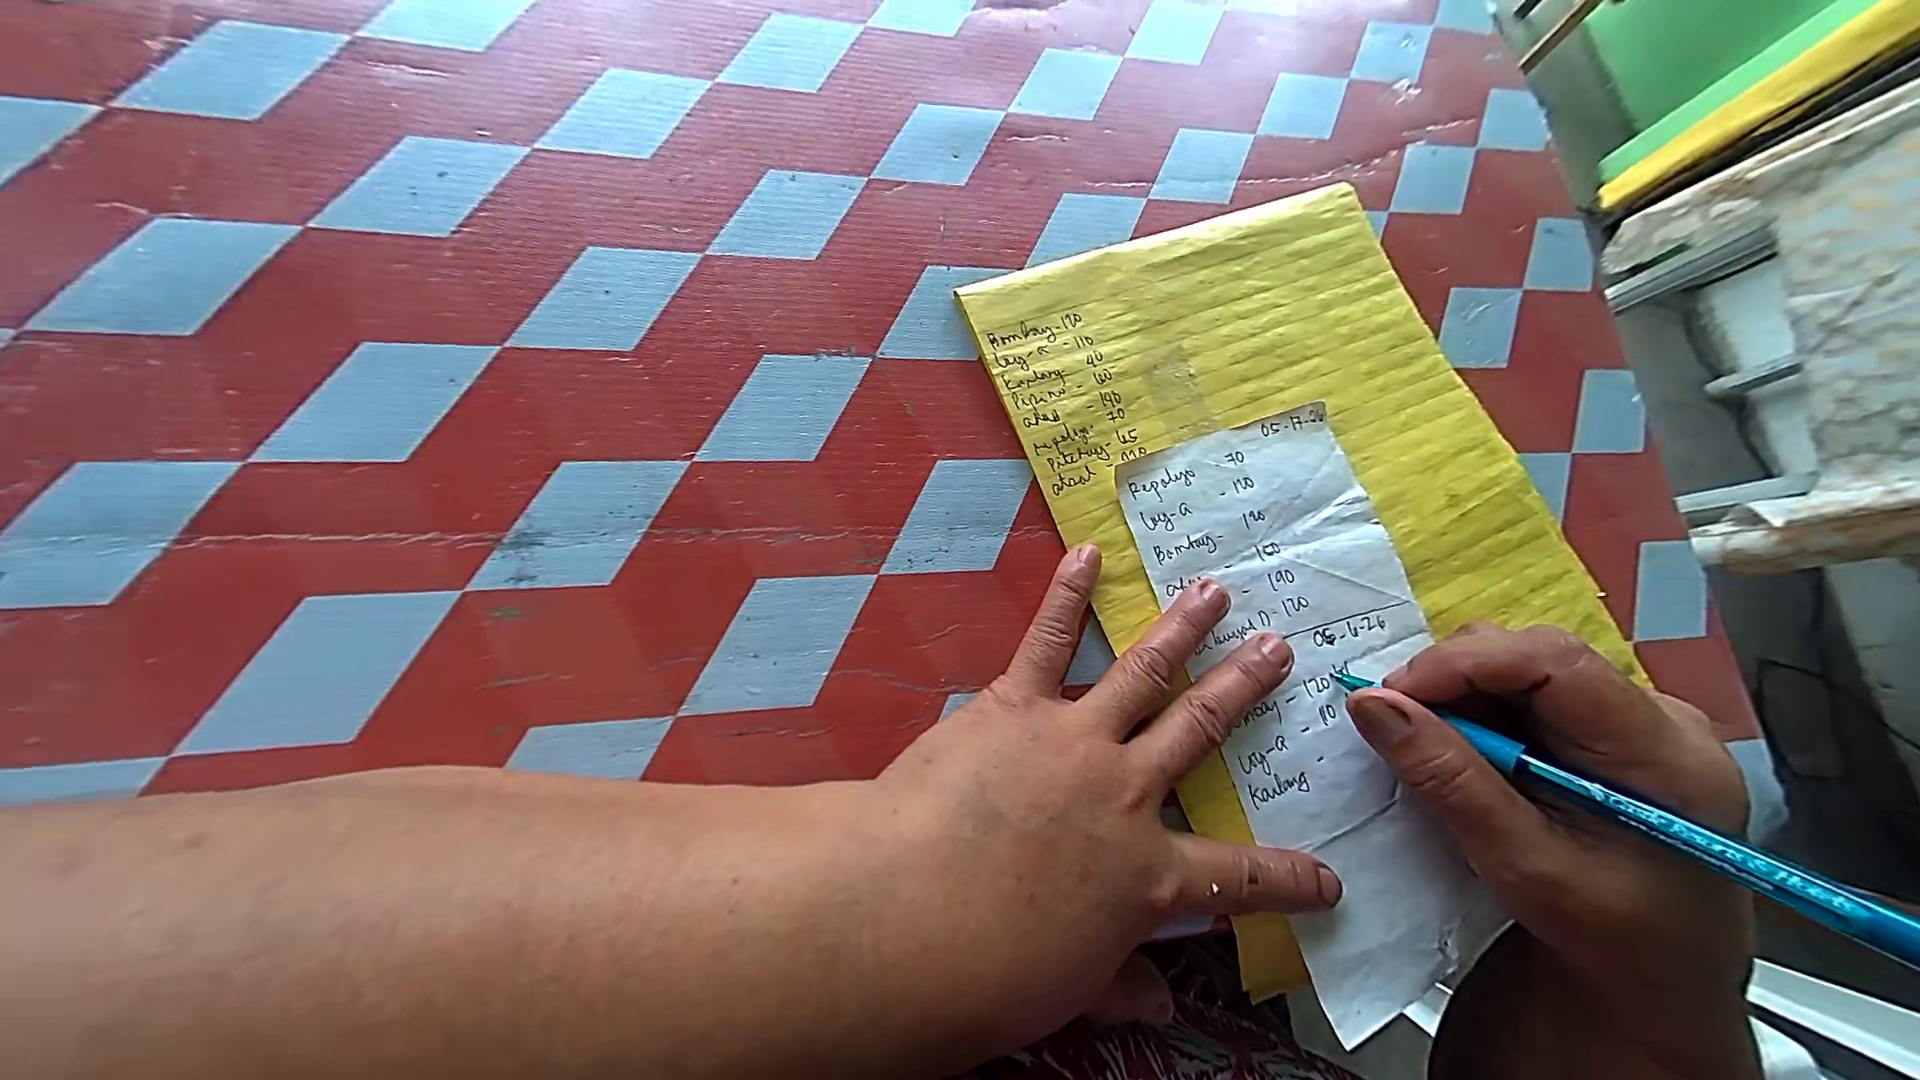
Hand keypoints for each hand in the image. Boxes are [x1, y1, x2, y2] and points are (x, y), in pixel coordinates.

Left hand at [866, 544, 1341, 1064]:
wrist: (909, 913)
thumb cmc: (987, 969)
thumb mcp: (1066, 990)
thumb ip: (1118, 986)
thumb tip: (1161, 1005)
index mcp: (1146, 875)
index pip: (1238, 879)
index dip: (1289, 878)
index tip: (1328, 874)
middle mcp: (1124, 792)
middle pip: (1198, 729)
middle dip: (1242, 688)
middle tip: (1277, 647)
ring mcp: (1074, 737)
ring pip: (1142, 672)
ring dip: (1181, 629)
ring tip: (1213, 592)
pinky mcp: (1016, 704)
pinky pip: (1046, 640)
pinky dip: (1066, 595)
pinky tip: (1086, 556)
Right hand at [1346, 625, 1758, 1078]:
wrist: (1647, 986)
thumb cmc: (1606, 939)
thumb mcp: (1520, 863)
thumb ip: (1446, 778)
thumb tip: (1369, 702)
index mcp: (1664, 752)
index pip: (1553, 660)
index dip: (1461, 663)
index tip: (1392, 696)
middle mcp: (1651, 719)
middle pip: (1528, 653)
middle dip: (1447, 677)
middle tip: (1397, 721)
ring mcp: (1622, 720)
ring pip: (1512, 664)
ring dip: (1450, 692)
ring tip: (1424, 740)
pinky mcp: (1590, 729)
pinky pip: (1511, 689)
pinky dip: (1462, 707)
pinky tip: (1450, 744)